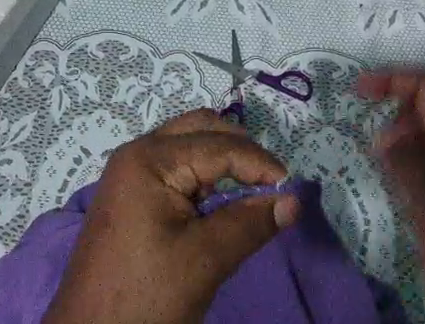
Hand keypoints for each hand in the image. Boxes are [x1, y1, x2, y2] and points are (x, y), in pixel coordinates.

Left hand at [42, 109, 299, 323]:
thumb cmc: (145, 296)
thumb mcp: (204, 260)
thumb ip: (251, 223)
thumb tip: (294, 200)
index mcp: (150, 158)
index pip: (220, 145)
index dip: (260, 164)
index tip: (292, 189)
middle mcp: (137, 152)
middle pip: (202, 129)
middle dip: (240, 150)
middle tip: (272, 184)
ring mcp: (130, 173)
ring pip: (189, 145)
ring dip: (223, 160)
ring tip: (252, 192)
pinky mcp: (130, 195)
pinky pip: (176, 167)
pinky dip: (204, 176)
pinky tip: (221, 202)